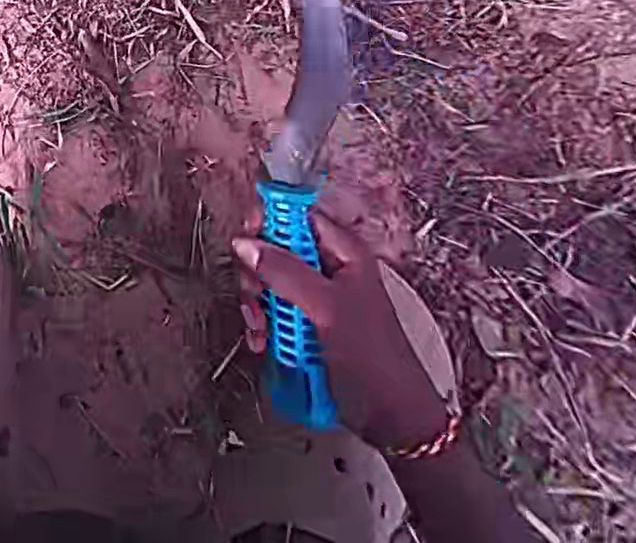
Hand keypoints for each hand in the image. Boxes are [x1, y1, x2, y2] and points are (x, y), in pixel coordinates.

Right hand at [232, 211, 448, 449]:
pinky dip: (260, 321)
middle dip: (256, 269)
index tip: (249, 233)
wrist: (391, 421)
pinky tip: (263, 339)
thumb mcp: (328, 309)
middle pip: (272, 245)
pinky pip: (267, 306)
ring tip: (262, 326)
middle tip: (257, 292)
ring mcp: (312, 293)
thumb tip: (244, 243)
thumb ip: (285, 272)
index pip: (297, 213)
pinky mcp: (301, 318)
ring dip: (256, 302)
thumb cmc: (376, 361)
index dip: (270, 217)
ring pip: (265, 276)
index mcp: (343, 251)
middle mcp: (326, 266)